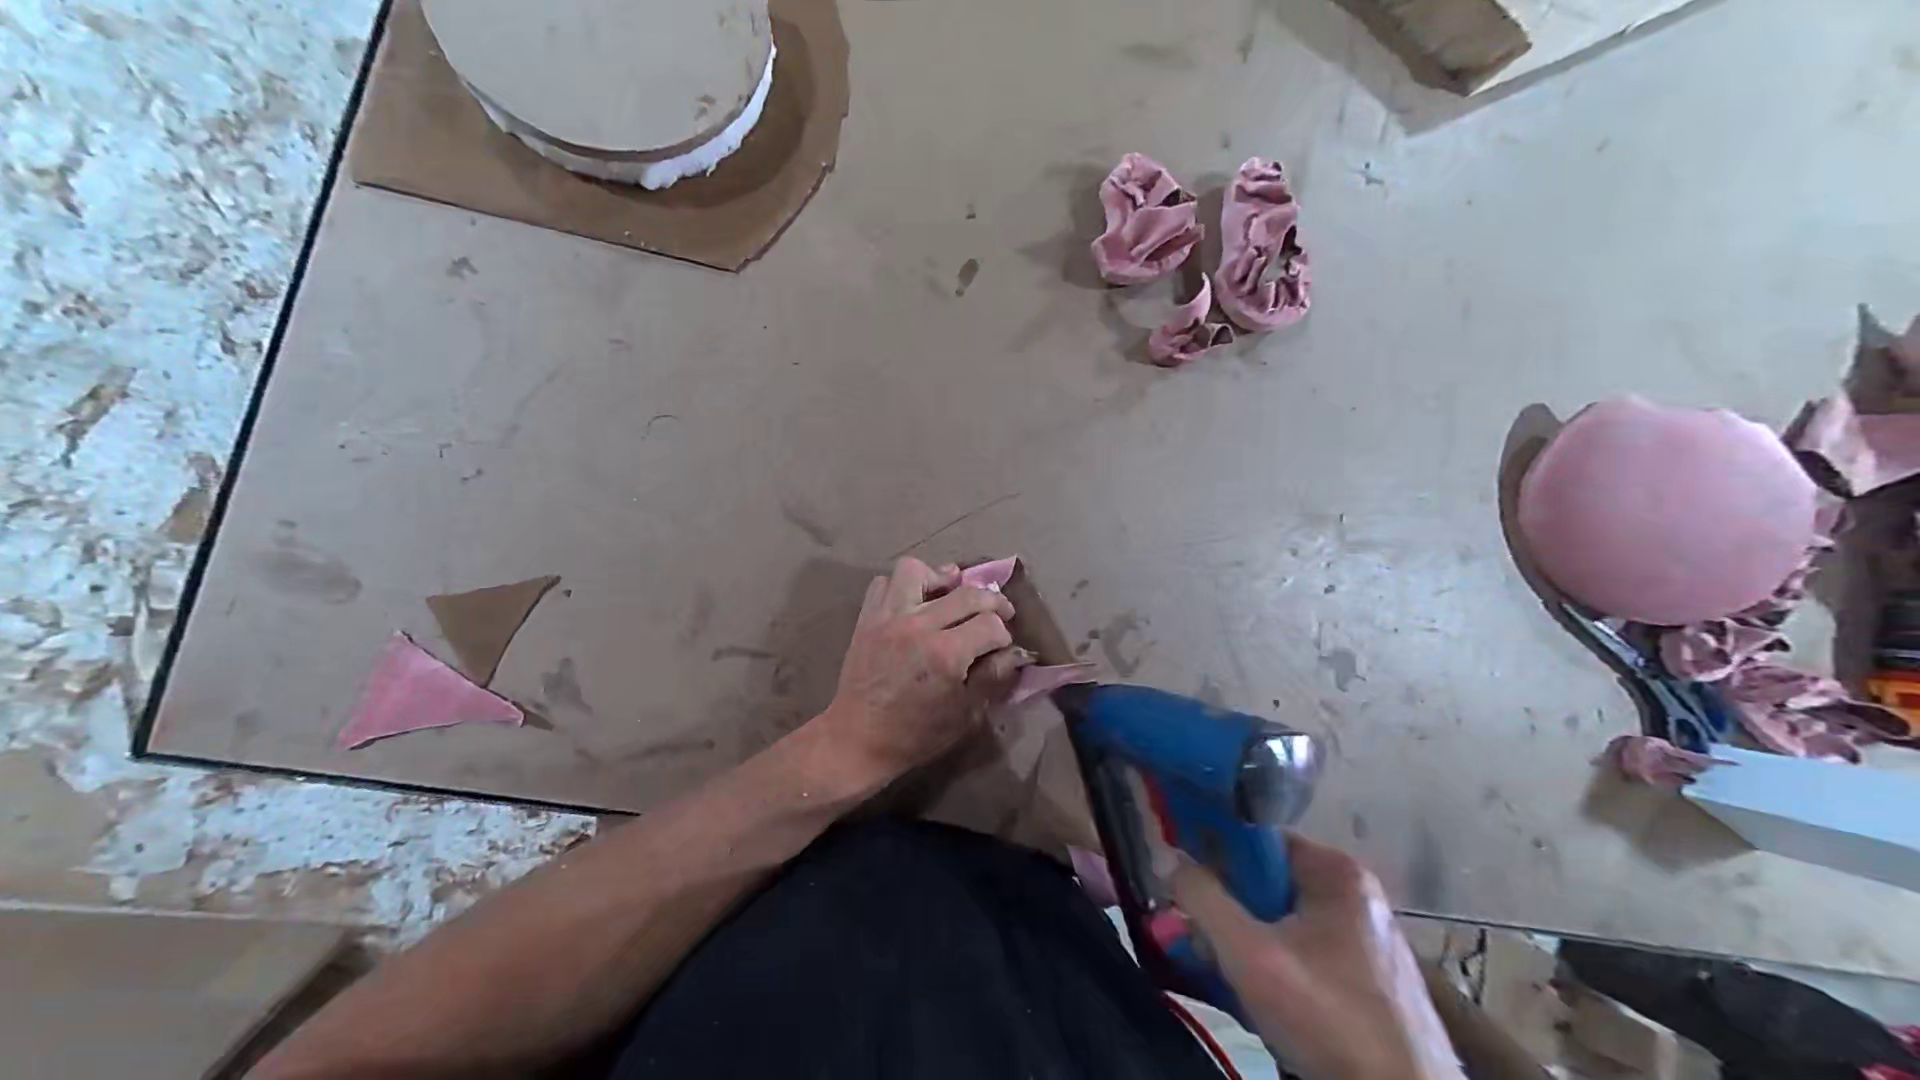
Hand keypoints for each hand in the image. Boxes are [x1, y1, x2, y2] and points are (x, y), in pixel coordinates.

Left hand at [817, 557, 1026, 784]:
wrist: (858, 739)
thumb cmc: (916, 734)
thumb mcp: (966, 715)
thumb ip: (994, 678)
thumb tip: (1015, 653)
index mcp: (946, 654)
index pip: (991, 624)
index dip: (1005, 634)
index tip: (1003, 647)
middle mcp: (918, 626)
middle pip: (967, 593)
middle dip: (993, 601)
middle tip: (1000, 613)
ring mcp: (888, 618)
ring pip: (917, 571)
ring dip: (940, 579)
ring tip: (950, 594)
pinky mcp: (867, 619)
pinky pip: (884, 583)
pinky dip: (901, 587)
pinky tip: (914, 603)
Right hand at [1173, 835, 1464, 1079]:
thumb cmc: (1329, 1018)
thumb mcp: (1250, 955)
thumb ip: (1202, 898)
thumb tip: (1163, 855)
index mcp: (1336, 871)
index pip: (1255, 838)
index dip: (1212, 853)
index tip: (1181, 879)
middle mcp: (1354, 893)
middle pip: (1265, 881)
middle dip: (1226, 909)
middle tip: (1198, 937)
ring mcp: (1364, 936)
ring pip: (1279, 919)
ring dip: (1244, 941)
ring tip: (1221, 970)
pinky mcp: (1366, 976)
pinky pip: (1301, 949)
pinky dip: (1272, 964)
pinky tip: (1256, 994)